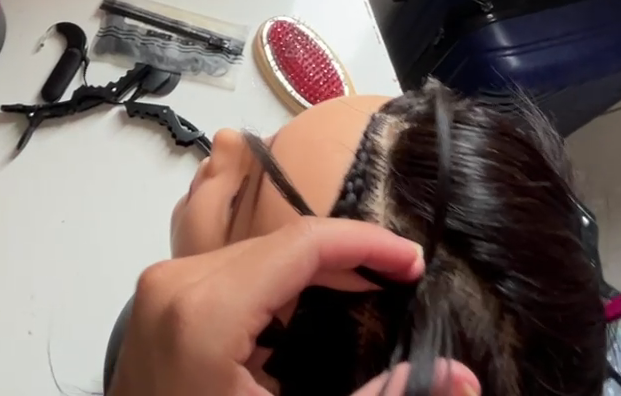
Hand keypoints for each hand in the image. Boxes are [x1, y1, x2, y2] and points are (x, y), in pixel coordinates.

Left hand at [109, 216, 480, 395]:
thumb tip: (461, 379)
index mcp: (205, 311)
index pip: (304, 243)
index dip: (367, 244)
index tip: (412, 263)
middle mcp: (175, 282)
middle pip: (282, 241)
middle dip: (346, 253)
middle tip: (398, 274)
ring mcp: (161, 287)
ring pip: (257, 245)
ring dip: (313, 261)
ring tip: (366, 280)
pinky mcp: (159, 299)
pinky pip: (229, 261)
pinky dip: (276, 272)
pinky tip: (308, 292)